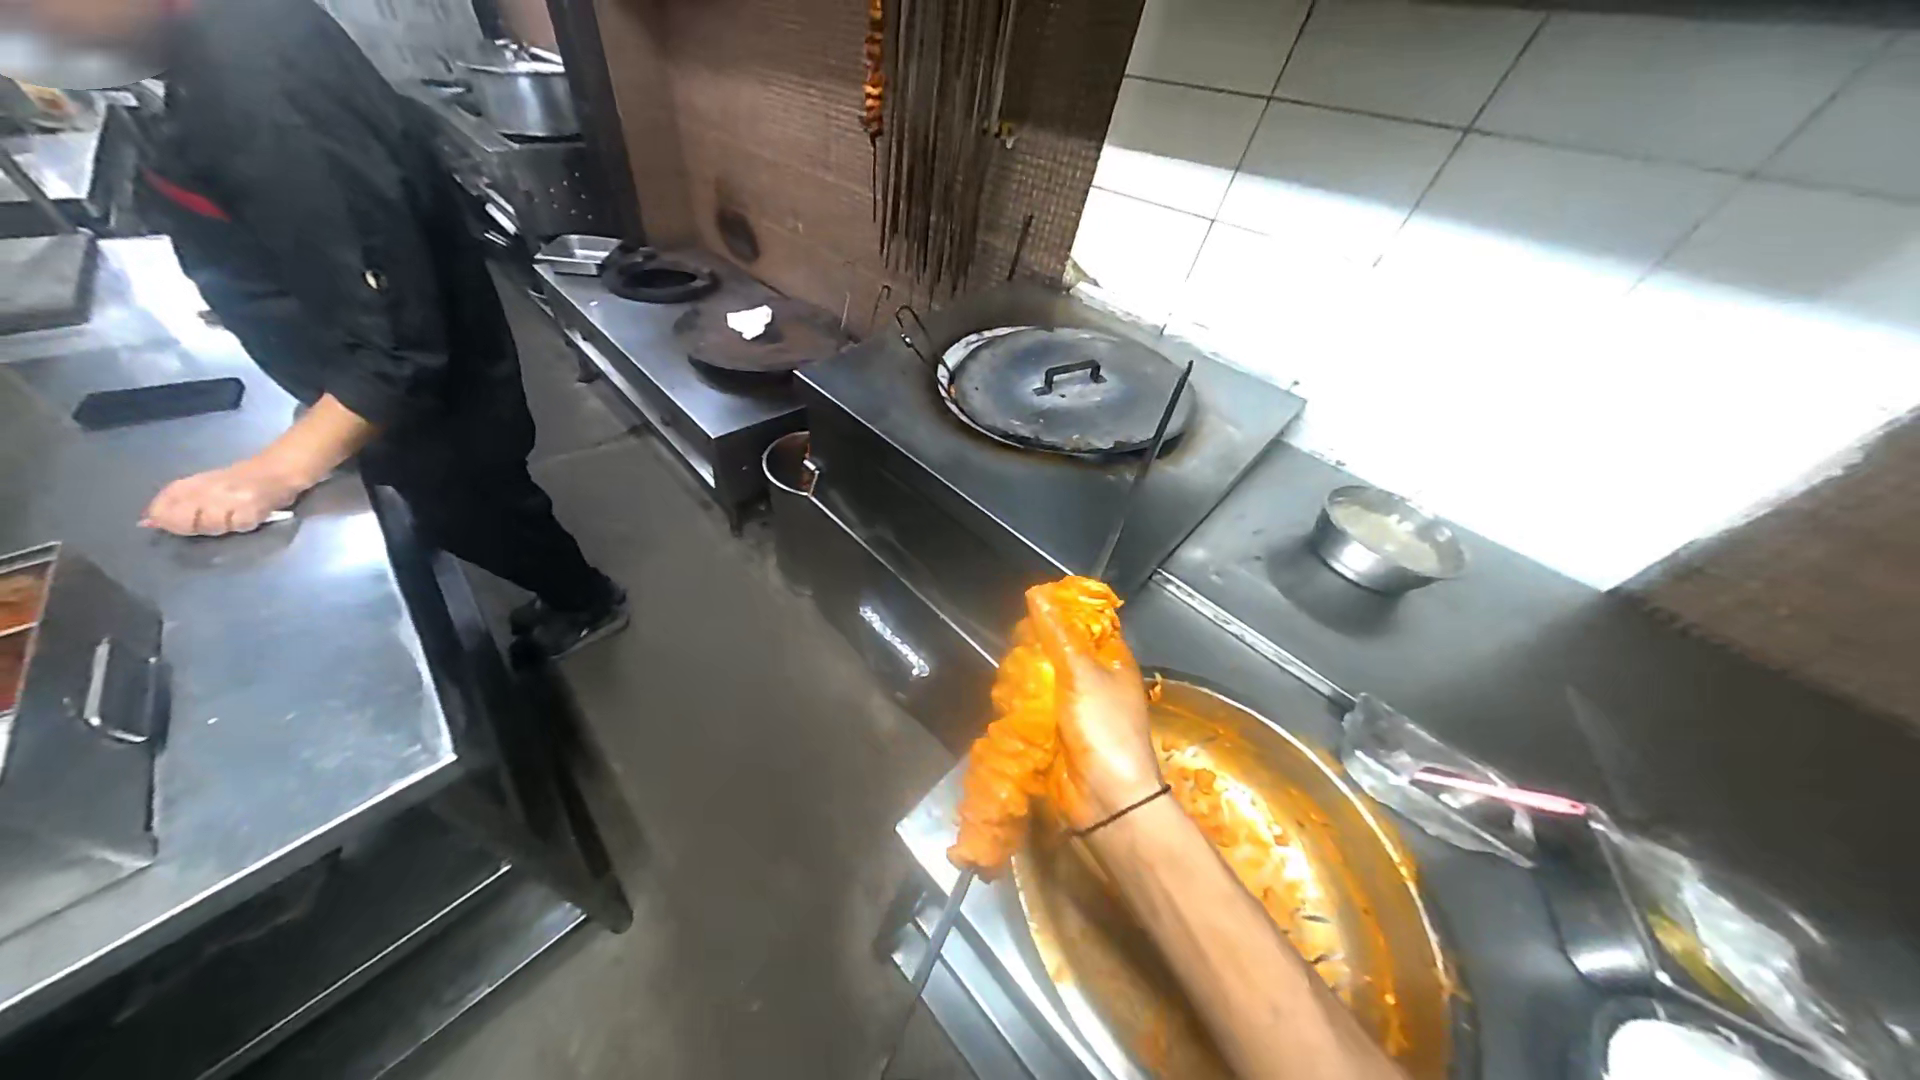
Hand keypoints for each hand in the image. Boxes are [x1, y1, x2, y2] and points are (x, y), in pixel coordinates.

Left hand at [142, 459, 304, 535]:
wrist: (276, 470)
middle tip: (208, 522)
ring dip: (224, 527)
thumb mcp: (199, 489)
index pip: (160, 511)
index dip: (167, 522)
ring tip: (234, 516)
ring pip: (212, 527)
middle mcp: (202, 491)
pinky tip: (250, 515)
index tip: (184, 521)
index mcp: (184, 486)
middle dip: (194, 528)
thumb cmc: (236, 481)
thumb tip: (146, 524)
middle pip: (182, 523)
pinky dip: (245, 524)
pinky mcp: (250, 507)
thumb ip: (173, 505)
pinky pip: (239, 526)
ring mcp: (226, 499)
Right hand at [1027, 584, 1162, 829]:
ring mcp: (1075, 707)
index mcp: (1113, 661)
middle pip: (1061, 650)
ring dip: (1026, 675)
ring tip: (1006, 669)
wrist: (1107, 799)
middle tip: (1013, 641)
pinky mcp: (1056, 731)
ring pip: (1044, 677)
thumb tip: (1036, 593)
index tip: (1033, 605)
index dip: (1063, 611)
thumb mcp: (1081, 674)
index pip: (1087, 623)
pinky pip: (1034, 706)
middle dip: (1036, 646)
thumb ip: (1057, 634)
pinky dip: (1021, 701)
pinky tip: (1004, 696)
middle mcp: (1095, 680)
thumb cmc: (1104, 729)